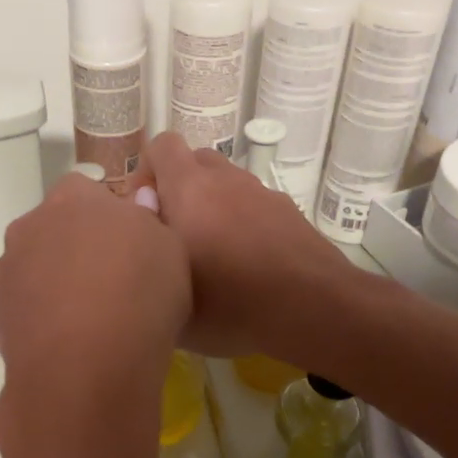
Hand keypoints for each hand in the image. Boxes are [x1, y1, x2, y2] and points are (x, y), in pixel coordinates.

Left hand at [0, 173, 190, 388]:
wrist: (88, 364)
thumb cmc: (139, 292)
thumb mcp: (169, 247)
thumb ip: (148, 219)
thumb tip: (137, 203)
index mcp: (72, 198)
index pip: (85, 190)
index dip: (107, 217)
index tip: (128, 245)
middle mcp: (29, 227)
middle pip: (53, 229)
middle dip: (74, 248)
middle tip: (109, 281)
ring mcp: (7, 273)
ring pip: (33, 270)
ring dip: (53, 285)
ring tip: (87, 320)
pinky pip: (23, 311)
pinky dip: (40, 322)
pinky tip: (67, 345)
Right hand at [133, 132, 358, 360]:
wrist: (314, 310)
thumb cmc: (230, 305)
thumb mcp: (170, 291)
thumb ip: (148, 248)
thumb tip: (145, 216)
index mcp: (190, 189)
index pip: (162, 147)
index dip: (147, 171)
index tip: (143, 211)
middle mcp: (227, 181)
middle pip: (195, 164)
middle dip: (179, 190)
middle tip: (175, 234)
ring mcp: (262, 195)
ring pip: (227, 186)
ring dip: (213, 208)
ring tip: (212, 255)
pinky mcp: (290, 215)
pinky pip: (255, 208)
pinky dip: (244, 225)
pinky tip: (246, 267)